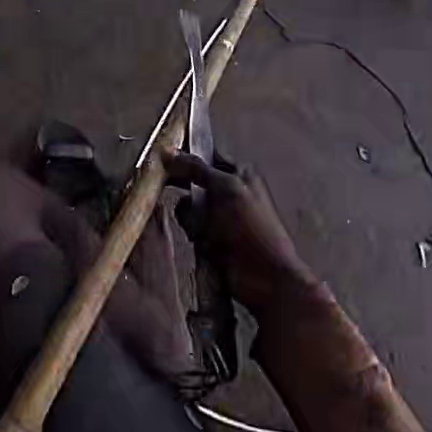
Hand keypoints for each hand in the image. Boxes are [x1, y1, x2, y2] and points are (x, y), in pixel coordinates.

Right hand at [164, 152, 318, 315]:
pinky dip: (192, 231)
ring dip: (191, 216)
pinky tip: (203, 241)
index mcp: (240, 174)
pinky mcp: (211, 237)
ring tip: (203, 230)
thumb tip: (169, 152)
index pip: (206, 155)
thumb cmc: (251, 228)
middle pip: (192, 181)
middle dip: (187, 191)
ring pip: (187, 204)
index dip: (187, 156)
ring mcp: (219, 216)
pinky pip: (190, 225)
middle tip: (185, 197)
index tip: (166, 160)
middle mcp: (228, 191)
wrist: (265, 279)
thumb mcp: (226, 189)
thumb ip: (198, 169)